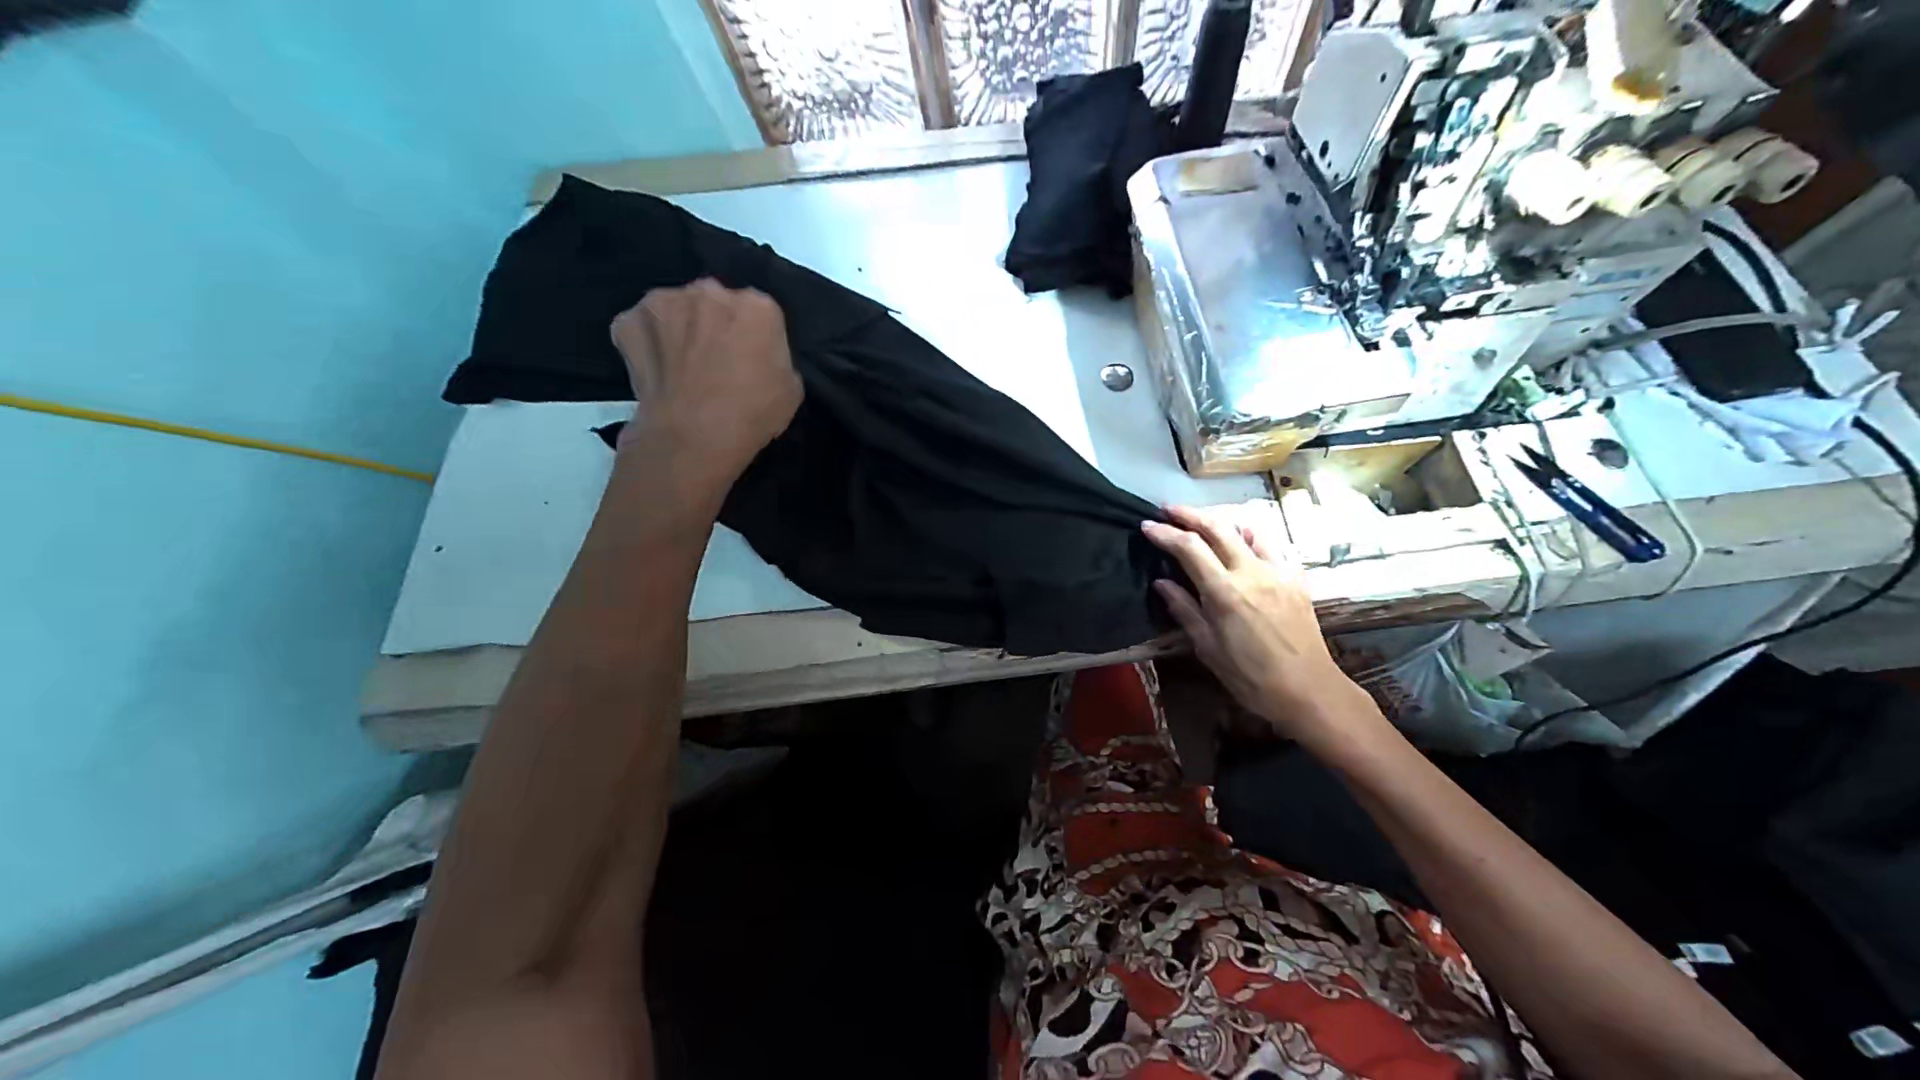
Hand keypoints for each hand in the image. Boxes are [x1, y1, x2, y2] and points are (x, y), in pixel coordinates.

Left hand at [610, 279, 803, 488]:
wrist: (694, 436)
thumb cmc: (752, 414)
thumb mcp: (791, 389)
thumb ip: (776, 359)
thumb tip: (758, 358)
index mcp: (757, 306)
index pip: (758, 312)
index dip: (753, 337)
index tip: (749, 360)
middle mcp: (710, 291)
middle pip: (714, 302)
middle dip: (714, 324)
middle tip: (714, 361)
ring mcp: (664, 301)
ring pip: (675, 309)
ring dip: (678, 328)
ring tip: (681, 367)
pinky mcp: (628, 321)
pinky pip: (640, 327)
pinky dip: (645, 343)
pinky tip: (654, 370)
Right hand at [1142, 506, 1385, 755]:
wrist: (1309, 690)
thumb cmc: (1251, 677)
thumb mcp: (1208, 648)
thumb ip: (1184, 610)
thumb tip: (1162, 583)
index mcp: (1225, 592)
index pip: (1189, 547)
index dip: (1165, 533)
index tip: (1147, 526)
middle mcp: (1252, 572)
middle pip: (1217, 527)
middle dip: (1189, 514)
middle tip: (1168, 510)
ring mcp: (1278, 571)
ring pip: (1248, 528)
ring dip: (1222, 519)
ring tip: (1205, 521)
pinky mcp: (1296, 578)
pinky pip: (1273, 545)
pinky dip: (1253, 535)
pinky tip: (1244, 540)